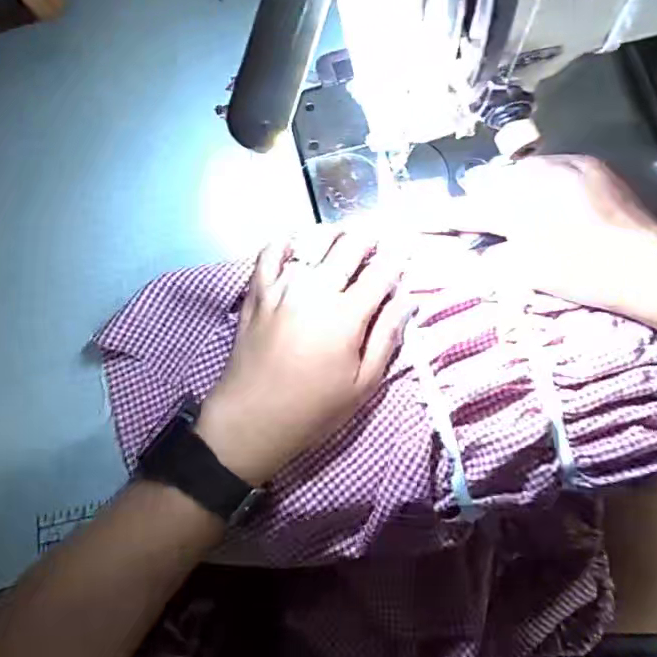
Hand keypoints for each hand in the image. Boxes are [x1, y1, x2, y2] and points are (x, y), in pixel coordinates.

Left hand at [197, 228, 410, 484]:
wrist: (250, 422)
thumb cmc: (314, 410)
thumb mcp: (363, 384)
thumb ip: (386, 337)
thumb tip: (406, 300)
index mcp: (346, 316)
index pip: (381, 273)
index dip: (397, 258)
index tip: (406, 249)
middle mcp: (315, 292)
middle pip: (348, 248)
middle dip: (368, 238)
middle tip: (378, 235)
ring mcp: (282, 289)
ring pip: (312, 245)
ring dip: (333, 237)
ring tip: (344, 237)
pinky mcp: (257, 295)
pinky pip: (268, 256)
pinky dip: (282, 244)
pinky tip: (294, 243)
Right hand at [429, 156, 656, 335]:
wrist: (651, 265)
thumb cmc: (584, 274)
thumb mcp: (528, 273)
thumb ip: (490, 259)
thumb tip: (469, 252)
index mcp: (515, 204)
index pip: (464, 211)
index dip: (436, 217)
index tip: (414, 219)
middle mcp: (535, 174)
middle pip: (492, 184)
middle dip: (482, 203)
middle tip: (484, 227)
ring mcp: (565, 164)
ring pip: (522, 173)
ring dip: (514, 191)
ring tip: (524, 217)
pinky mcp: (591, 165)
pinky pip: (552, 169)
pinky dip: (543, 185)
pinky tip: (556, 206)